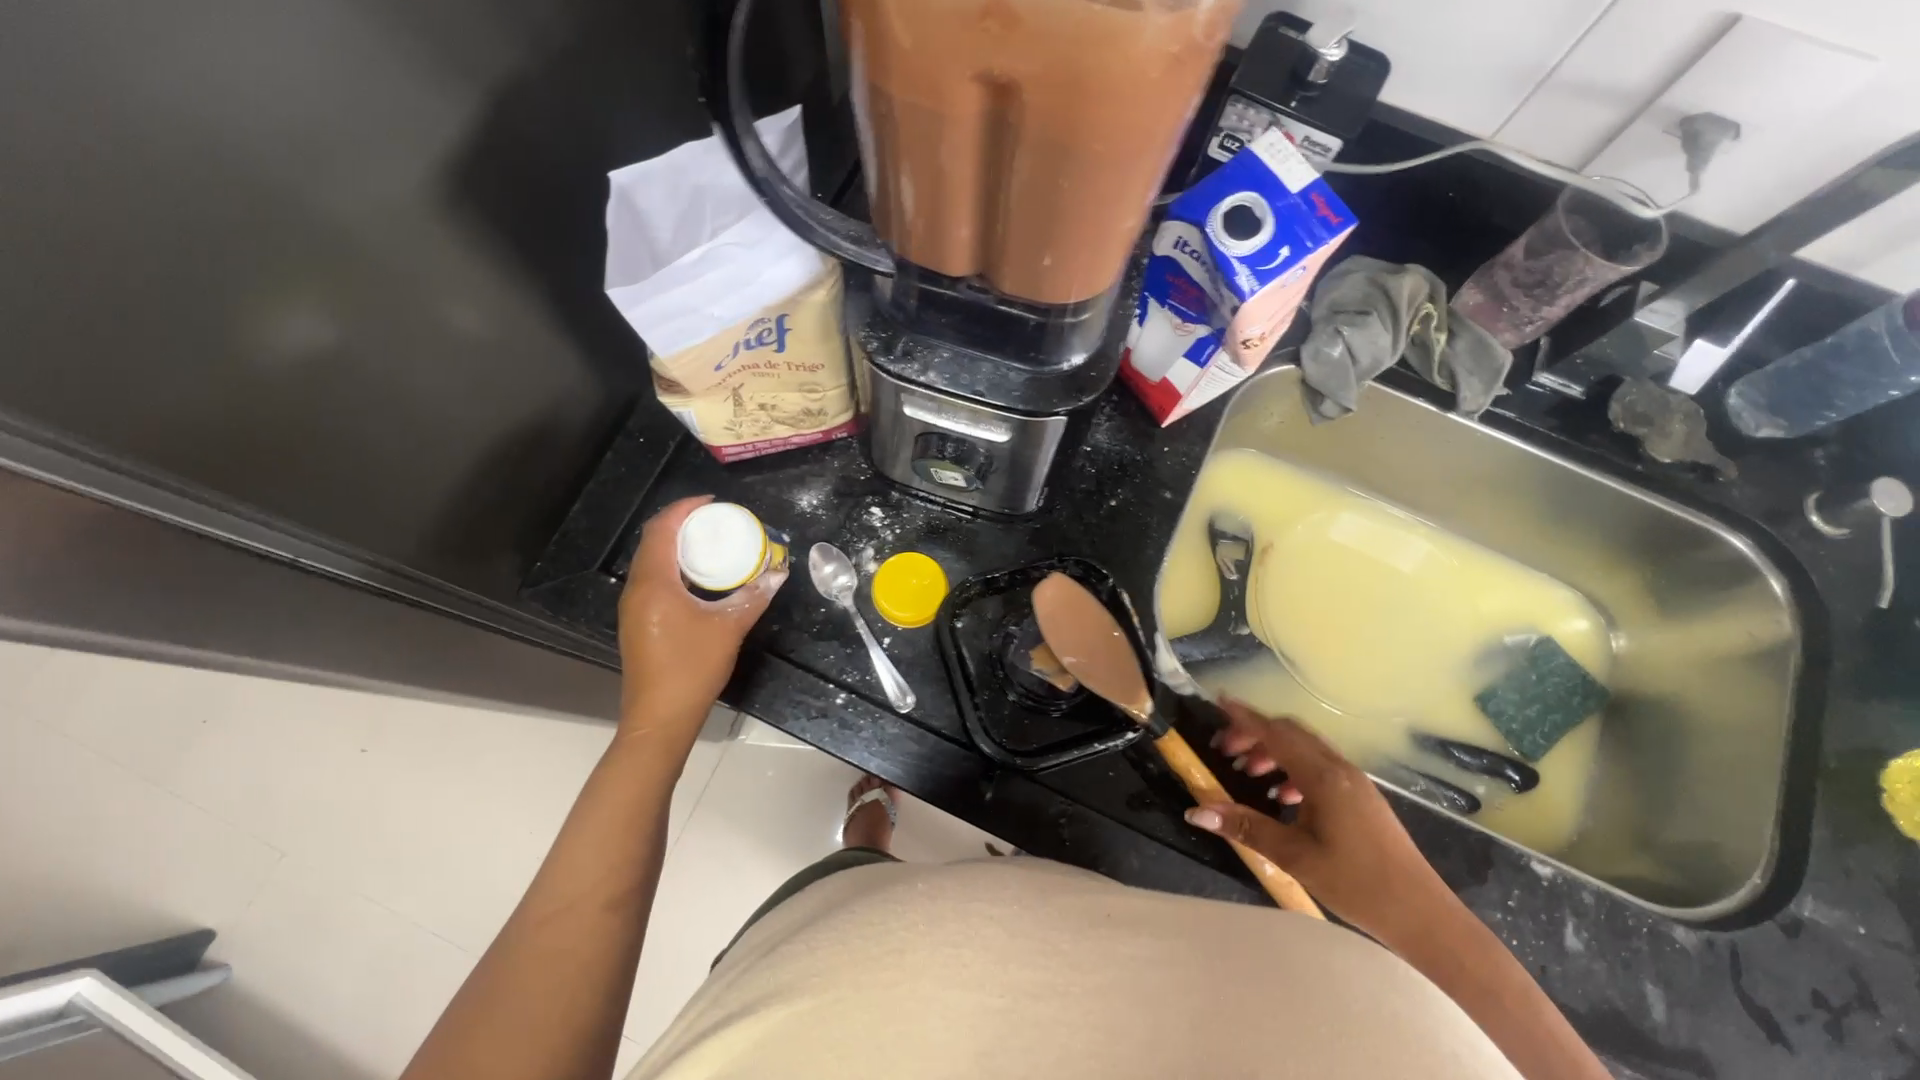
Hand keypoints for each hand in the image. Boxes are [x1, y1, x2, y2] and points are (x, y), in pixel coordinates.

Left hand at [617, 496, 785, 743]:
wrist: (660, 717)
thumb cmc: (692, 667)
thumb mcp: (730, 628)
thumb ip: (753, 596)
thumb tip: (779, 572)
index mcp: (654, 582)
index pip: (661, 530)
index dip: (684, 509)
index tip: (712, 503)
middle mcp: (637, 589)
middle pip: (652, 543)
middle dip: (681, 525)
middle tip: (715, 521)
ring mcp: (634, 609)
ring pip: (651, 564)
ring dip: (676, 548)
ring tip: (710, 546)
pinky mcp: (638, 624)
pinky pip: (653, 582)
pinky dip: (673, 570)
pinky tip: (698, 581)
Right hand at [1185, 699, 1452, 936]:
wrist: (1421, 914)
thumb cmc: (1356, 884)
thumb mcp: (1294, 857)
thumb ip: (1246, 827)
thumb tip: (1197, 810)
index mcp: (1323, 777)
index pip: (1276, 734)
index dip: (1245, 717)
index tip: (1217, 704)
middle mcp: (1340, 770)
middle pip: (1292, 734)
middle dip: (1256, 733)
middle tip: (1224, 749)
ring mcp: (1355, 783)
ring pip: (1307, 750)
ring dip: (1275, 751)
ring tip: (1248, 773)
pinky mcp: (1361, 798)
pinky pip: (1320, 767)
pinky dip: (1294, 769)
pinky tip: (1282, 797)